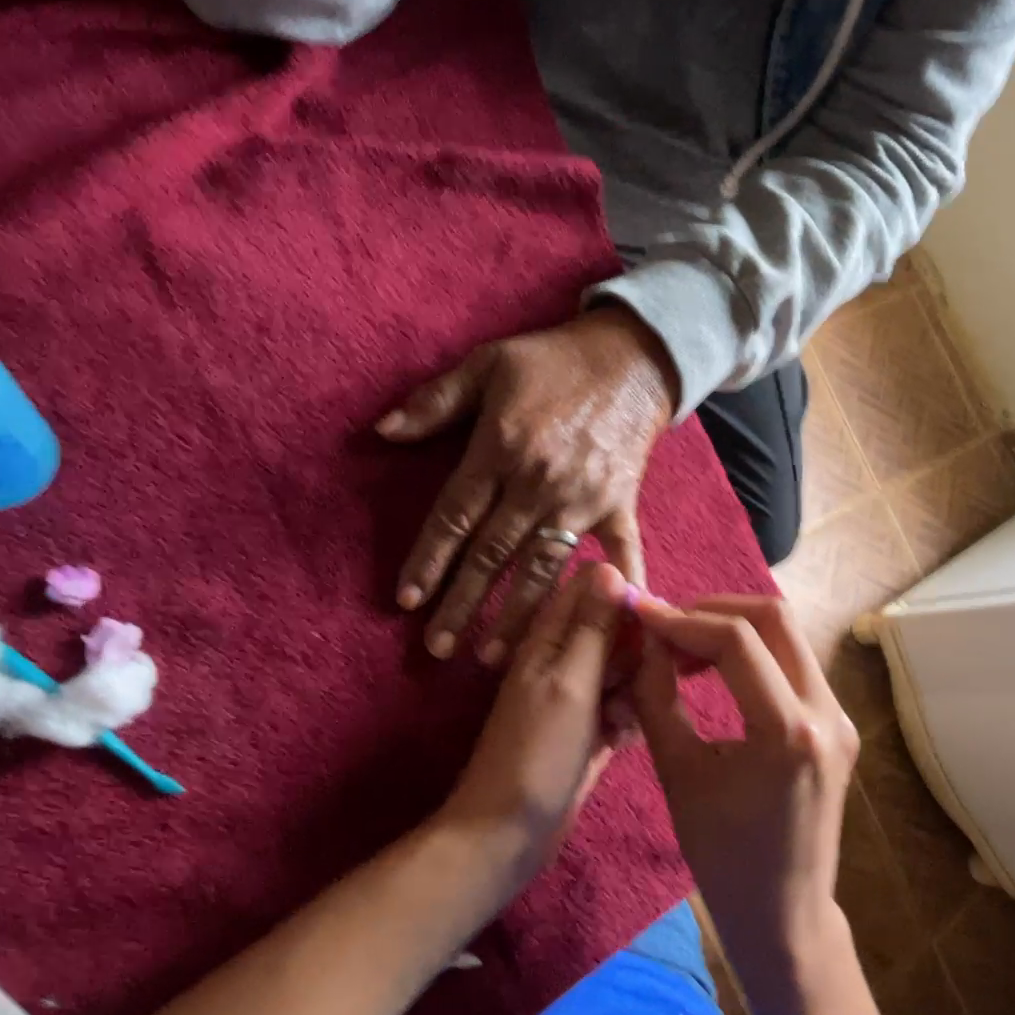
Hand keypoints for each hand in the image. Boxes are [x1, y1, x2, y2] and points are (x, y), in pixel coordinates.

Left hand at [378, 306, 679, 665]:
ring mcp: (583, 499)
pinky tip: (611, 632)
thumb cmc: (551, 362)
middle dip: (462, 602)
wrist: (631, 358)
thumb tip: (383, 431)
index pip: (454, 516)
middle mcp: (537, 482)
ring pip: (542, 567)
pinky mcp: (621, 505)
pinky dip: (616, 590)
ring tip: (492, 656)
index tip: (407, 600)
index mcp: (499, 448)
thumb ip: (435, 401)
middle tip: (438, 646)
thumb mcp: (486, 363)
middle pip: (490, 554)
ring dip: (517, 615)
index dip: (428, 560)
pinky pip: (620, 554)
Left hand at [436, 564, 637, 874]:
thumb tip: (608, 564)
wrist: (507, 832)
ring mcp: (576, 697)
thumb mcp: (570, 681)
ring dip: (634, 688)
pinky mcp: (588, 731)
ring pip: (624, 670)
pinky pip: (622, 708)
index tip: (655, 620)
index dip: (626, 595)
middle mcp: (563, 659)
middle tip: (636, 681)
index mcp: (549, 637)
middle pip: (614, 630)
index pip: (591, 588)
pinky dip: (627, 720)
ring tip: (621, 720)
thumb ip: (592, 627)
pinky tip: (621, 741)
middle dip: (636, 649)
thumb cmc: (537, 751)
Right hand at [627, 595, 860, 956]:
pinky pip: (794, 663)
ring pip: (788, 635)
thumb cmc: (722, 855)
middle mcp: (826, 714)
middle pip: (774, 618)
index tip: (640, 615)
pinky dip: (752, 651)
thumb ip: (657, 696)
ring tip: (683, 647)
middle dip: (712, 609)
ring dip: (733, 627)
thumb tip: (644, 640)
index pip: (736, 640)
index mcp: (788, 733)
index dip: (682, 619)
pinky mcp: (837, 725)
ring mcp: (840, 717)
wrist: (783, 914)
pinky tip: (714, 670)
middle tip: (665, 626)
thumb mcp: (677, 772)